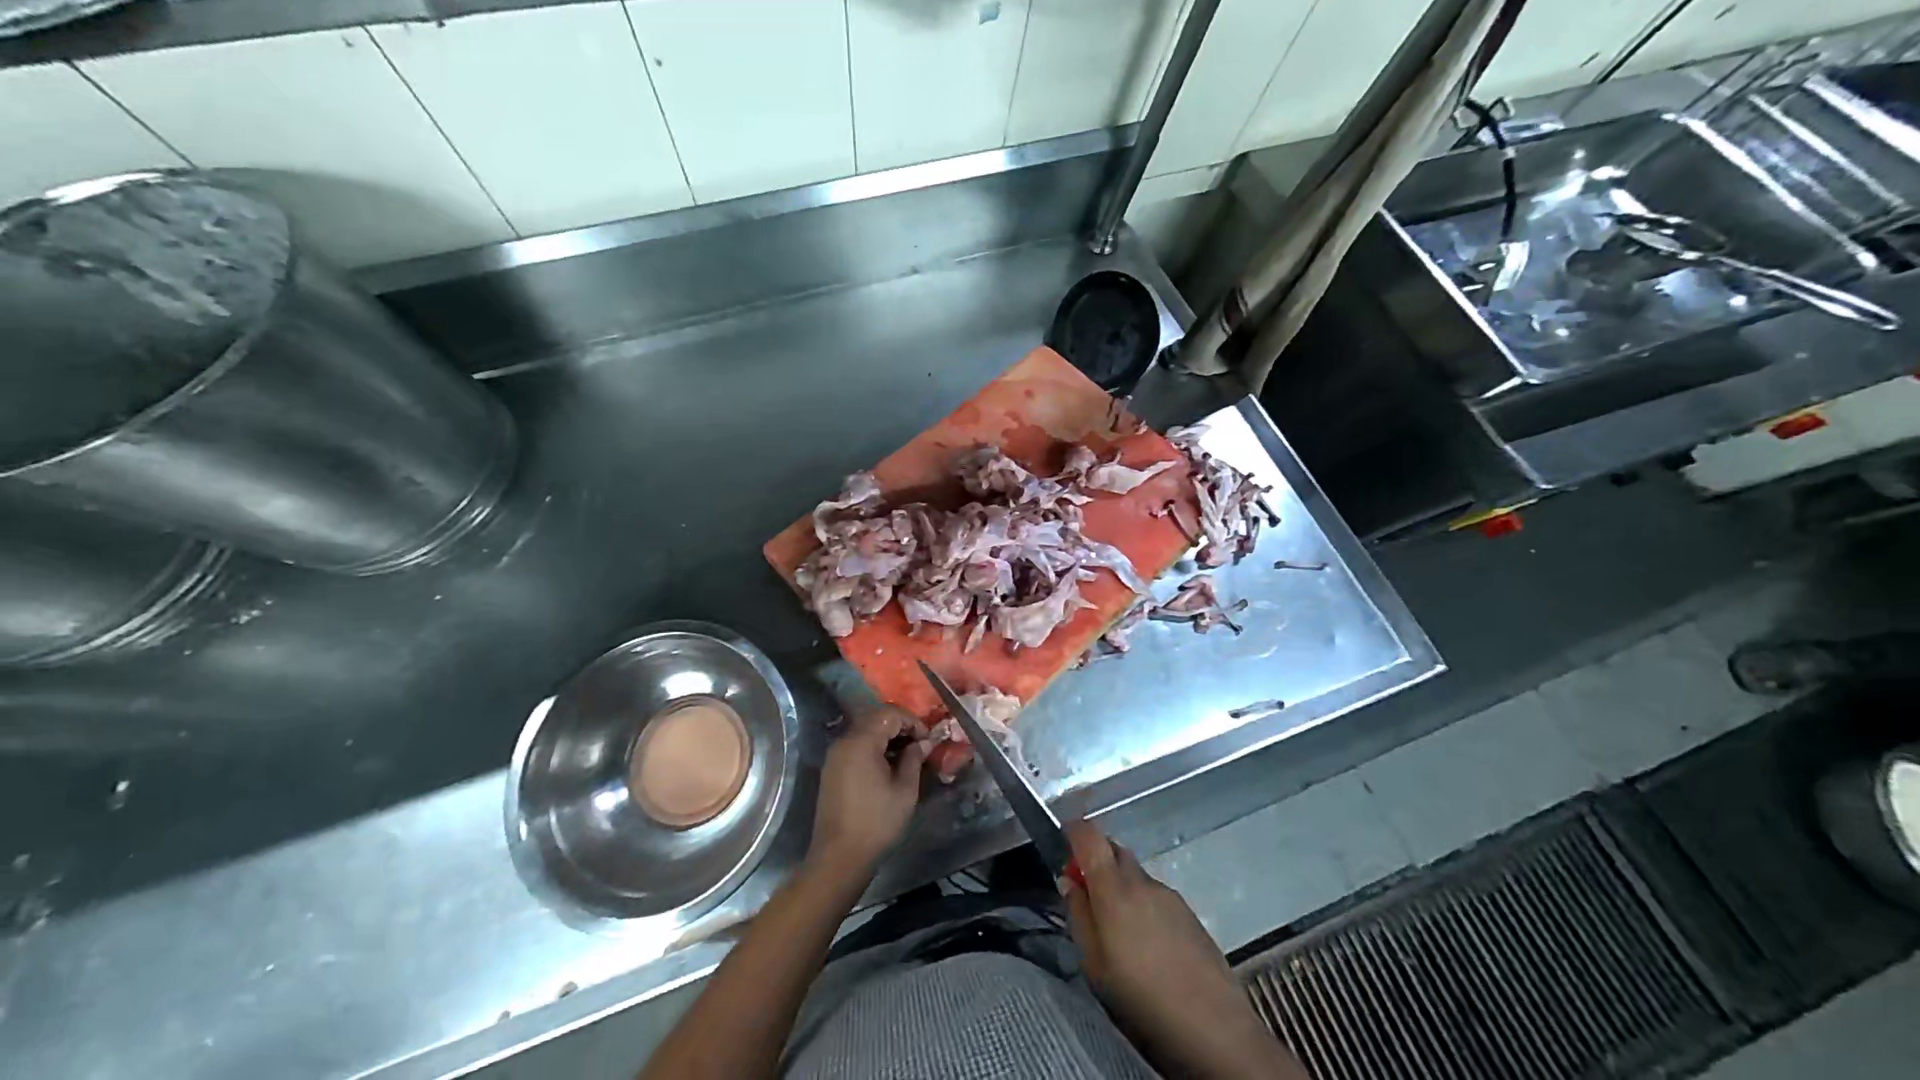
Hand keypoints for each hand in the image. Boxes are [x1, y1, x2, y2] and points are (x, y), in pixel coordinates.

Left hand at [808, 706, 926, 881]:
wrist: (839, 856)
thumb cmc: (877, 822)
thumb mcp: (904, 790)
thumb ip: (914, 759)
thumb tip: (923, 743)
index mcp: (861, 742)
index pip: (889, 714)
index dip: (912, 721)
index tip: (927, 739)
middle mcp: (844, 742)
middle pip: (875, 719)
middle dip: (900, 727)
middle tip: (920, 745)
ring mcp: (835, 756)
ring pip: (865, 732)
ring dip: (887, 738)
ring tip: (908, 756)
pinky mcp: (832, 770)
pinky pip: (856, 747)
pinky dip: (874, 748)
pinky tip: (888, 766)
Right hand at [1064, 820, 1304, 1079]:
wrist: (1214, 1030)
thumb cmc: (1142, 1000)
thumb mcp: (1093, 964)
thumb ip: (1078, 915)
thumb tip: (1069, 881)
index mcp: (1115, 889)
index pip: (1090, 836)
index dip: (1073, 832)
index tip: (1063, 845)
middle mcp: (1144, 882)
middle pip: (1115, 851)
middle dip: (1096, 862)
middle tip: (1085, 894)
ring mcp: (1171, 896)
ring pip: (1136, 876)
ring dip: (1121, 887)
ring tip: (1117, 931)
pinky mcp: (1191, 915)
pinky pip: (1156, 897)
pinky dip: (1142, 906)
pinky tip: (1146, 945)